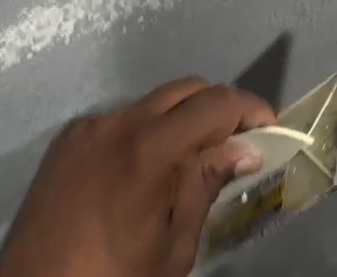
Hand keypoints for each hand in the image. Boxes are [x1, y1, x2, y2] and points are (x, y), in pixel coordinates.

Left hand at [0, 77, 276, 276]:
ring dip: (178, 119)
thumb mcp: (172, 248)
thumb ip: (206, 186)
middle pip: (186, 89)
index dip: (249, 108)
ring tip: (187, 162)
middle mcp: (119, 121)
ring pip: (151, 102)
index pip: (215, 103)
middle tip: (234, 144)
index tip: (269, 127)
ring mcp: (88, 126)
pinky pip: (118, 119)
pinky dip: (141, 132)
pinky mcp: (67, 138)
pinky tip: (140, 172)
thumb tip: (244, 148)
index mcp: (149, 148)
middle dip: (217, 108)